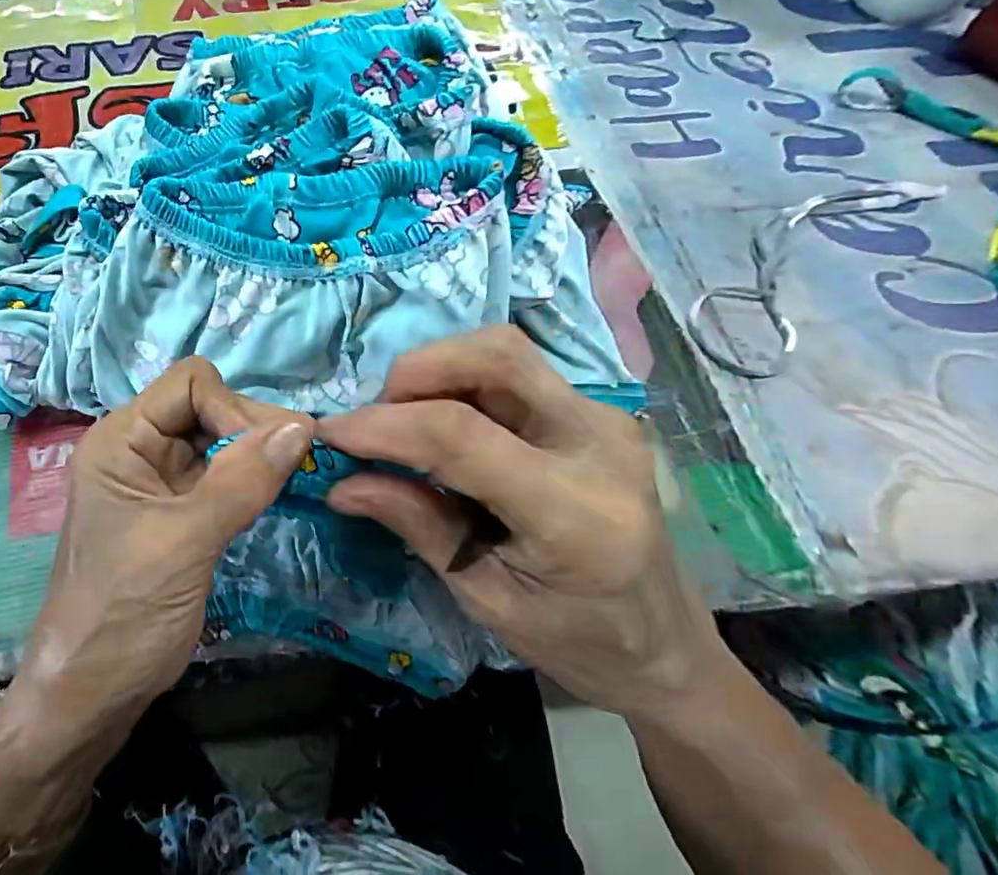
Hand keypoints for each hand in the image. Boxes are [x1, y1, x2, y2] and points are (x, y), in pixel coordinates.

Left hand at [0, 358, 310, 841]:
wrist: (90, 692)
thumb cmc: (123, 613)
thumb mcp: (184, 542)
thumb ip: (241, 481)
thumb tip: (302, 426)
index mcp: (120, 439)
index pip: (188, 385)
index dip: (233, 408)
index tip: (268, 452)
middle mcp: (137, 449)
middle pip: (206, 407)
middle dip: (251, 427)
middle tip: (302, 461)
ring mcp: (157, 482)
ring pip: (217, 441)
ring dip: (255, 452)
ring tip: (296, 475)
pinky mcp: (176, 512)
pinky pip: (220, 476)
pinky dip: (249, 479)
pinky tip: (275, 492)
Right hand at [315, 327, 726, 720]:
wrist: (666, 648)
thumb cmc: (576, 641)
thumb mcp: (485, 599)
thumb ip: (416, 525)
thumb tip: (341, 484)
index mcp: (576, 515)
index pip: (463, 437)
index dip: (384, 425)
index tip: (330, 433)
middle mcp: (599, 446)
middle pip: (496, 357)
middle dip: (415, 371)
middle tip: (374, 417)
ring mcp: (605, 419)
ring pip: (504, 350)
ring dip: (436, 369)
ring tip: (402, 419)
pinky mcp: (596, 412)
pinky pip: (513, 369)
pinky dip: (459, 379)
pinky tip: (439, 419)